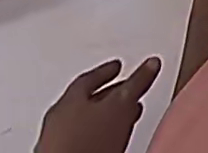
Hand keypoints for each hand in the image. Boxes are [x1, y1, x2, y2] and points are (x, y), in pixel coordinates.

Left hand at [36, 57, 161, 152]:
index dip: (107, 70)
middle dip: (110, 95)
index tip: (118, 65)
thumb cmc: (86, 143)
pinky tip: (112, 139)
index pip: (89, 78)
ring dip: (106, 117)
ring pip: (85, 123)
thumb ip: (137, 81)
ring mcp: (57, 144)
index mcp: (68, 101)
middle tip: (126, 90)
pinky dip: (99, 134)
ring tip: (125, 117)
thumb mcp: (122, 104)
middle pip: (87, 101)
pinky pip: (84, 140)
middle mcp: (58, 121)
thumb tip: (151, 63)